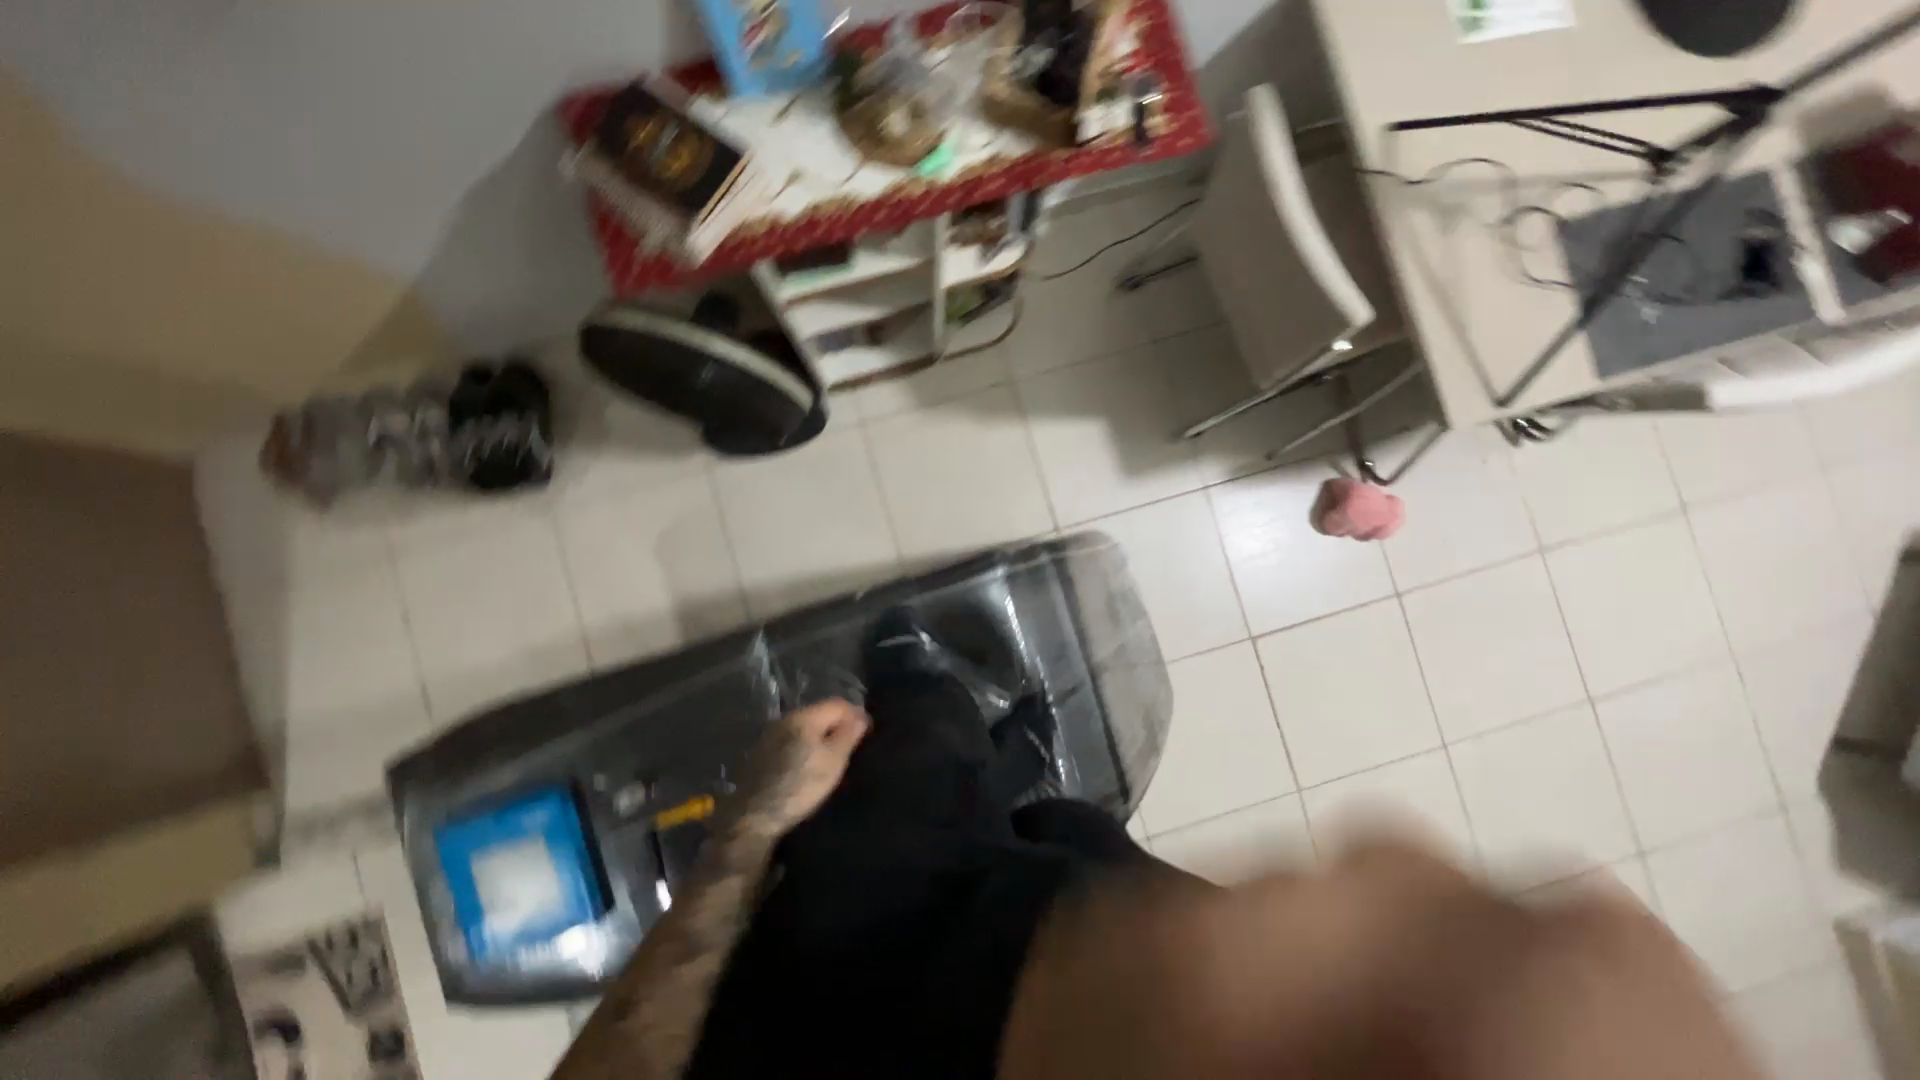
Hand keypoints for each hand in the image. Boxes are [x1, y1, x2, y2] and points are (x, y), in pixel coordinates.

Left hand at [737, 699, 869, 834]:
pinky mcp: (761, 753)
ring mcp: (770, 735)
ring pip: (804, 727)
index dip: (856, 715)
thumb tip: (860, 715)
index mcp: (803, 717)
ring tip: (832, 758)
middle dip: (838, 726)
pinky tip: (808, 765)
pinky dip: (805, 747)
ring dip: (820, 737)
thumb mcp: (833, 762)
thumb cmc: (800, 787)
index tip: (867, 733)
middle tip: (851, 747)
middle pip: (819, 713)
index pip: (837, 704)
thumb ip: (848, 735)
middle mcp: (784, 719)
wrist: (754, 815)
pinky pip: (791, 741)